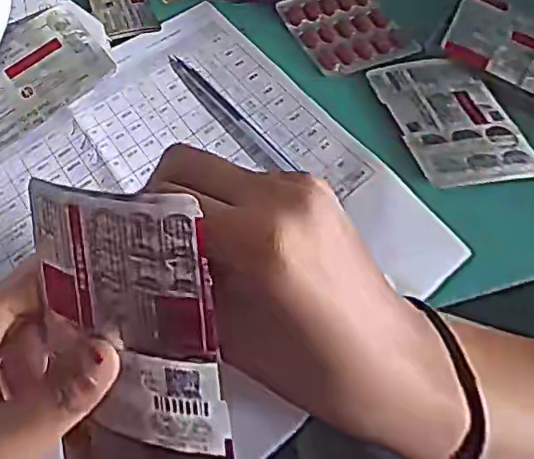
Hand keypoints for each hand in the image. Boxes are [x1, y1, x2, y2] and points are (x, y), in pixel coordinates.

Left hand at [0, 259, 122, 458]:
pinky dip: (73, 380)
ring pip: (55, 337)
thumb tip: (109, 351)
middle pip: (52, 302)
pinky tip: (98, 398)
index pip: (42, 273)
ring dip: (87, 351)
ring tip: (130, 356)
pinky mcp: (7, 386)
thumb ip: (57, 396)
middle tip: (138, 322)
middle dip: (92, 315)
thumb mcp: (1, 437)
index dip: (84, 275)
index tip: (126, 282)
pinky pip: (49, 368)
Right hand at [148, 145, 465, 455]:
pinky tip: (237, 242)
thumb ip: (184, 285)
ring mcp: (299, 184)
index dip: (142, 217)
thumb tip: (142, 260)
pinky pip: (246, 179)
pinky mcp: (310, 185)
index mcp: (263, 238)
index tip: (129, 240)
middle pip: (187, 162)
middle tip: (154, 234)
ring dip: (195, 197)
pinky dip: (227, 202)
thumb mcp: (235, 336)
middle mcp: (281, 195)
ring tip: (198, 244)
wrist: (404, 366)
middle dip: (160, 193)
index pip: (174, 196)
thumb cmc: (321, 371)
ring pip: (215, 168)